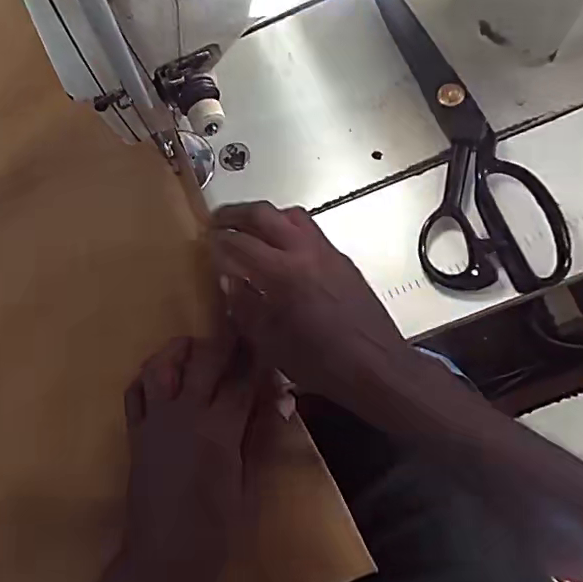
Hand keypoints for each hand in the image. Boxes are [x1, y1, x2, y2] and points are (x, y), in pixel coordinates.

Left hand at [118, 335, 260, 581]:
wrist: (163, 560)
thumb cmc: (216, 531)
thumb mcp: (248, 486)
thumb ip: (259, 437)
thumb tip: (282, 399)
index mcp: (219, 430)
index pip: (243, 380)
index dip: (257, 357)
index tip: (267, 337)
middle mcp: (184, 414)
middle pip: (203, 361)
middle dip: (223, 340)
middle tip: (236, 328)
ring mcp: (154, 421)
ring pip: (161, 367)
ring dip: (179, 350)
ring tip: (195, 346)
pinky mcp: (135, 433)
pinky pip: (135, 393)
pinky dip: (147, 377)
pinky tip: (161, 376)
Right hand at [209, 202, 424, 414]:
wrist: (376, 367)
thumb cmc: (322, 364)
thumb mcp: (270, 343)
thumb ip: (244, 306)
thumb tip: (228, 281)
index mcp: (283, 273)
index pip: (239, 241)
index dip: (217, 239)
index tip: (205, 241)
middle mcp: (306, 252)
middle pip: (263, 213)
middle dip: (235, 213)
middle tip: (218, 221)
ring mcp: (327, 252)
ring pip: (290, 215)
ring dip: (265, 216)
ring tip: (248, 229)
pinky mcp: (342, 260)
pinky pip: (310, 230)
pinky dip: (287, 229)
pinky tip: (281, 250)